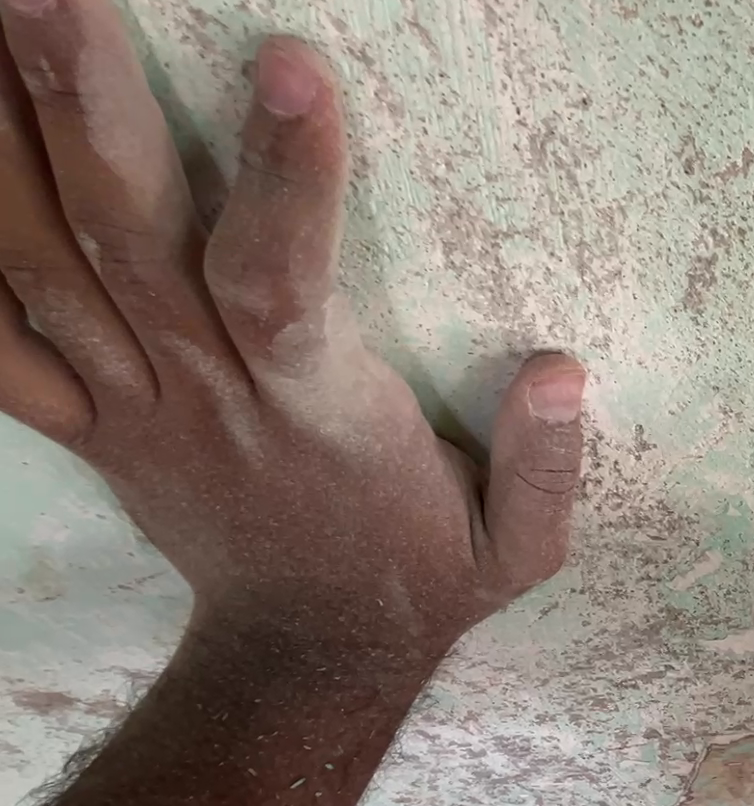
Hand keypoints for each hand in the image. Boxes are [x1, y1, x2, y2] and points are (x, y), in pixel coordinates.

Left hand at [0, 5, 584, 653]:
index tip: (298, 70)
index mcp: (328, 425)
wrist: (316, 652)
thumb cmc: (433, 581)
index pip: (284, 292)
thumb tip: (565, 371)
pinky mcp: (96, 422)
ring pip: (35, 265)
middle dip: (81, 108)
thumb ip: (547, 465)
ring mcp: (137, 410)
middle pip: (127, 246)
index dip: (286, 185)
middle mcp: (214, 404)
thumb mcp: (527, 547)